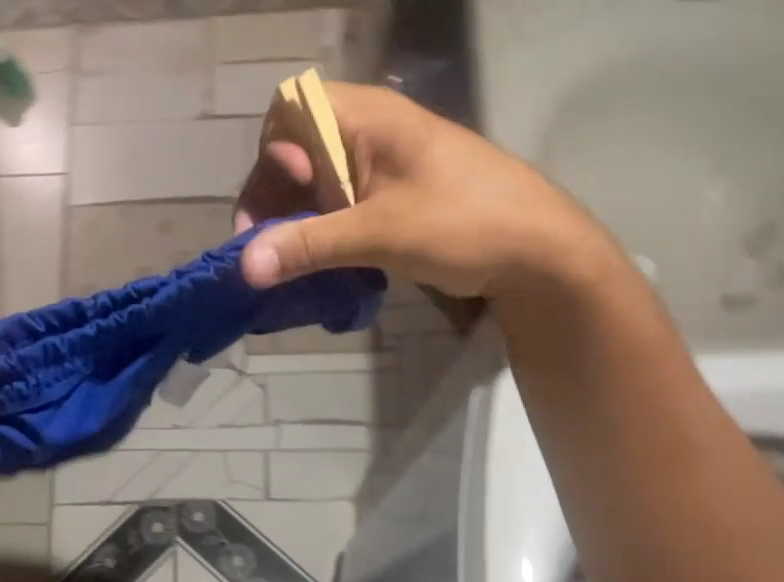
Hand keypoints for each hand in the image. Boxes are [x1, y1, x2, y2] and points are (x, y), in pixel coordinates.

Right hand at [234, 82, 614, 299]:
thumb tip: (245, 266)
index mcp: (368, 116)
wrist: (538, 253)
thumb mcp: (378, 234)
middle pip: (296, 152)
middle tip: (268, 253)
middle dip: (274, 201)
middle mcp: (370, 132)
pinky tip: (319, 269)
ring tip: (290, 269)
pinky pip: (339, 209)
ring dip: (295, 224)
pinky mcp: (393, 199)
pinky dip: (321, 236)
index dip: (267, 158)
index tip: (266, 212)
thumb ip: (308, 245)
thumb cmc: (463, 223)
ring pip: (316, 186)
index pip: (289, 111)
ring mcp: (383, 167)